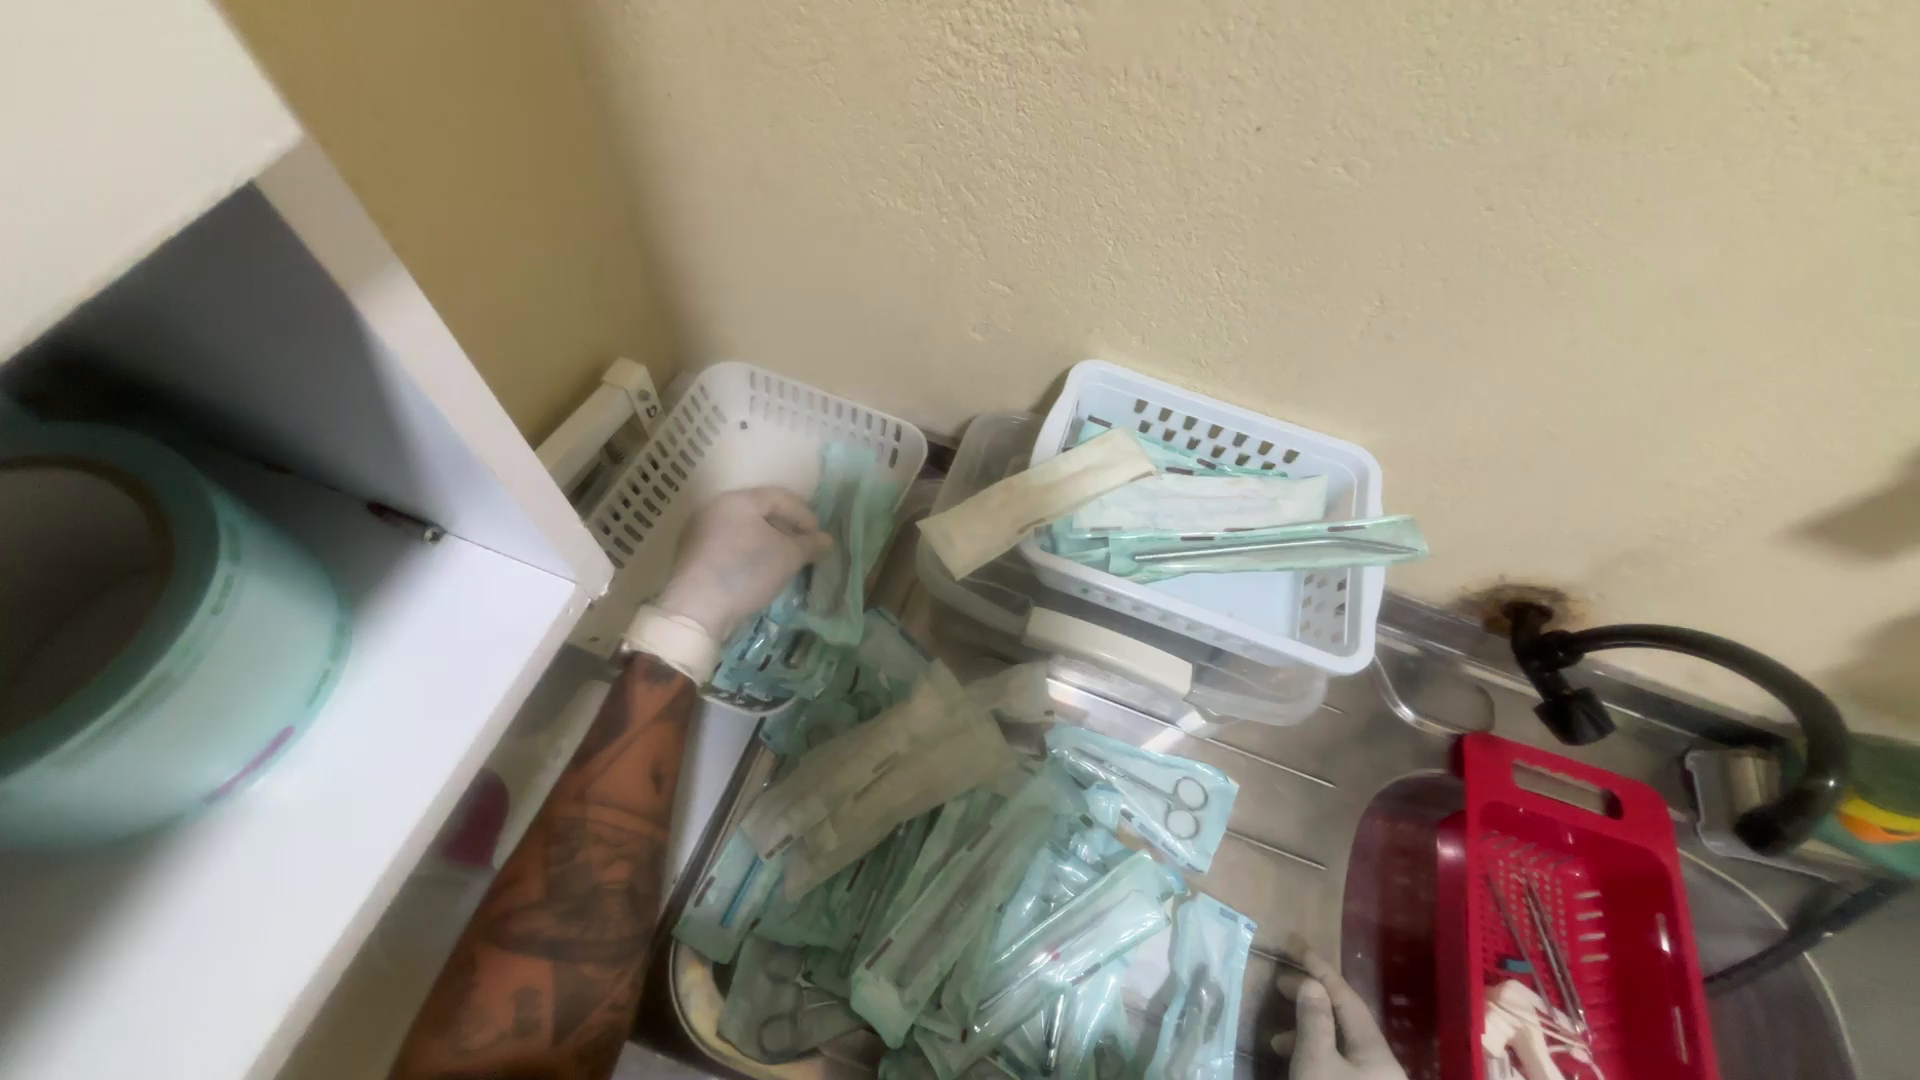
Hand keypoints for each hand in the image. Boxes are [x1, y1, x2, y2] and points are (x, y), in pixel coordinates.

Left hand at [654, 486, 833, 641]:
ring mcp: (700, 530)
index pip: (780, 497)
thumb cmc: (746, 572)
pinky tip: (759, 570)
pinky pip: (729, 543)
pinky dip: (749, 551)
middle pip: (760, 511)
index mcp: (738, 500)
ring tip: (784, 560)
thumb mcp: (788, 557)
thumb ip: (810, 544)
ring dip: (768, 540)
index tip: (818, 536)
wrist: (697, 609)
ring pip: (744, 528)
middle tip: (803, 547)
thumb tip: (826, 539)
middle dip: (786, 527)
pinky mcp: (693, 553)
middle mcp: (715, 508)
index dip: (804, 515)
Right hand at [1272, 951, 1407, 1079]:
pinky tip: (1295, 1056)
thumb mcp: (1316, 1061)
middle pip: (1345, 1018)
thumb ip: (1315, 1020)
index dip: (1321, 969)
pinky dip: (1314, 1050)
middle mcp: (1381, 1063)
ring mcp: (1372, 1079)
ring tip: (1278, 1037)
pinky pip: (1337, 1060)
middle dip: (1311, 998)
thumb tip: (1312, 983)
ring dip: (1307, 1030)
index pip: (1348, 997)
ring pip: (1339, 1042)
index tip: (1296, 945)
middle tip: (1280, 984)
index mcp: (1376, 1051)